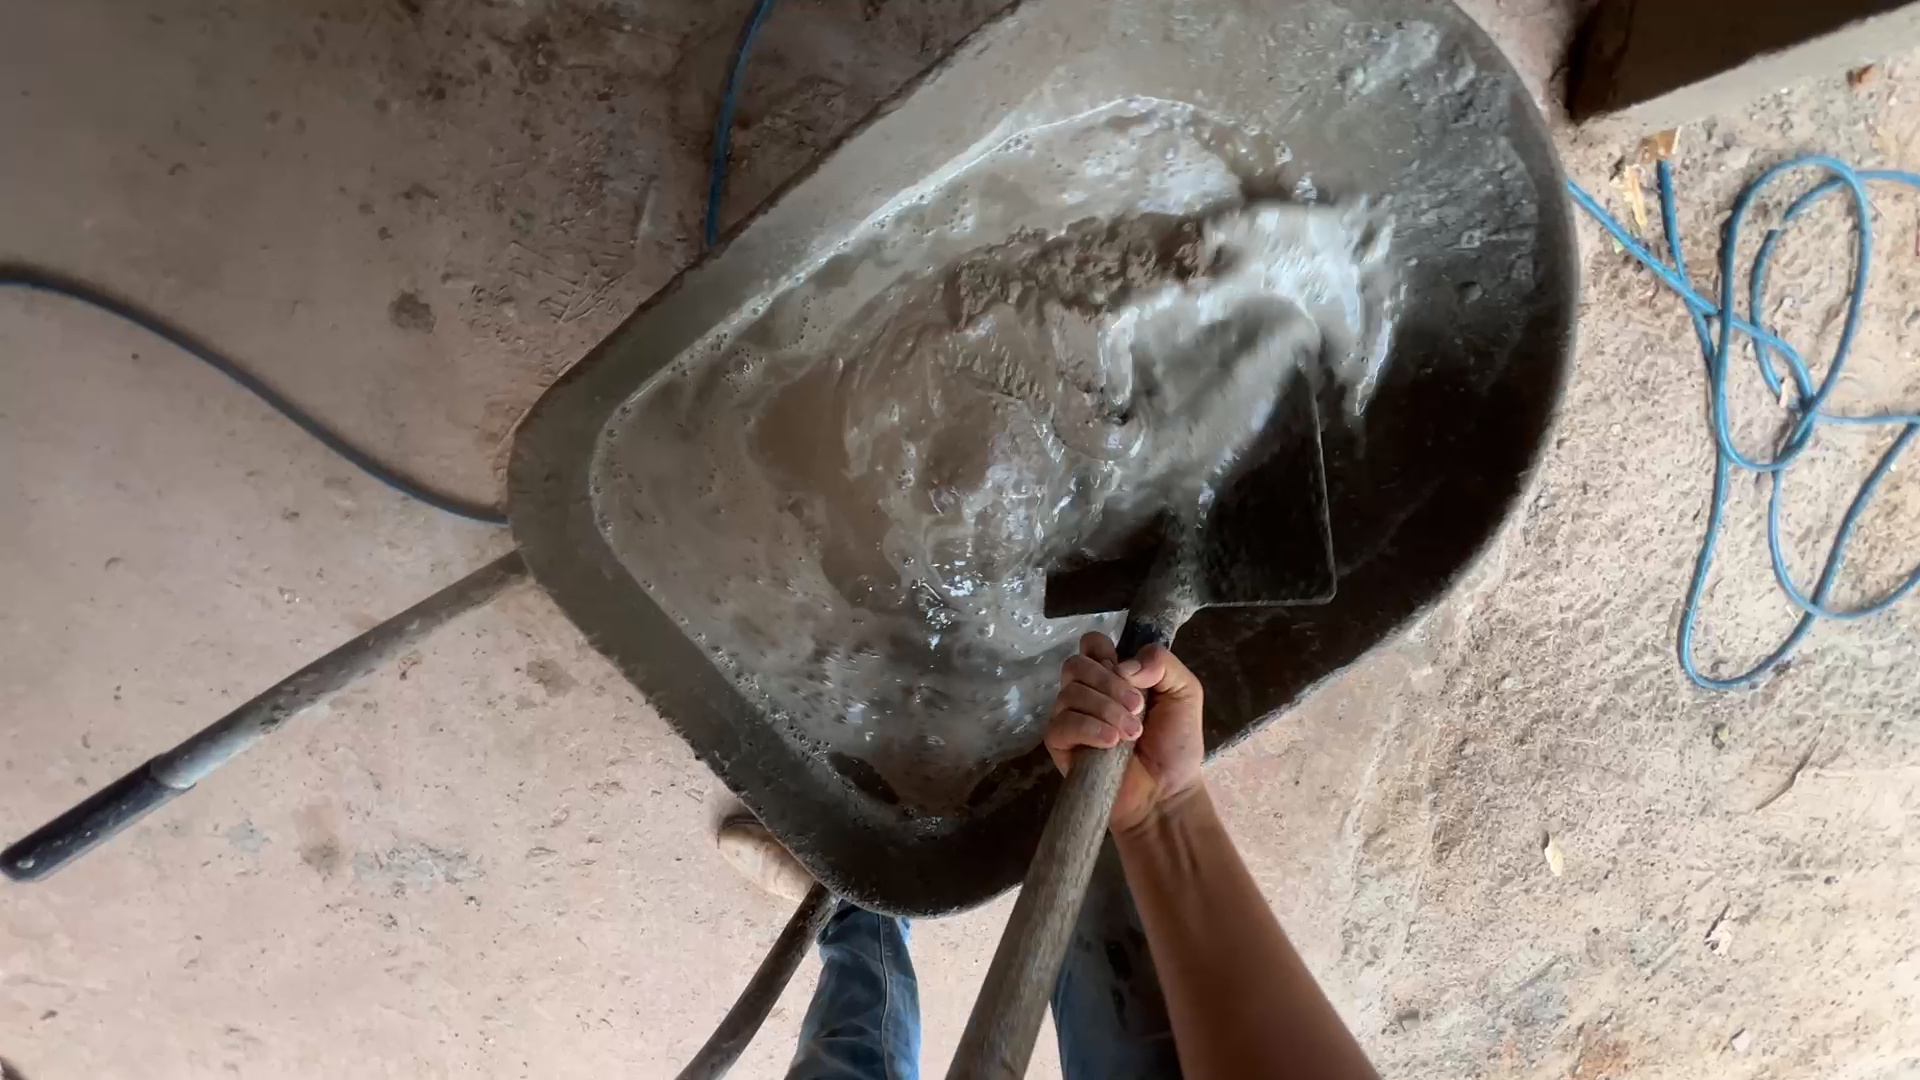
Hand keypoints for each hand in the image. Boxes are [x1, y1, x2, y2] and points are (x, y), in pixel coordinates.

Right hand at [1045, 631, 1205, 834]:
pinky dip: (1089, 728)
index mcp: (1112, 675)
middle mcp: (1087, 691)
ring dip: (1106, 709)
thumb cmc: (1175, 745)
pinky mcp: (1060, 744)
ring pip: (1070, 693)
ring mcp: (1071, 716)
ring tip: (1132, 733)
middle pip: (1076, 664)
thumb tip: (1124, 665)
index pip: (1090, 644)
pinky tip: (1111, 743)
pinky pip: (1061, 724)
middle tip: (1138, 708)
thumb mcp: (1185, 693)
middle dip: (1109, 684)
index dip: (1102, 650)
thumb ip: (1162, 664)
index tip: (1126, 672)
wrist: (1167, 794)